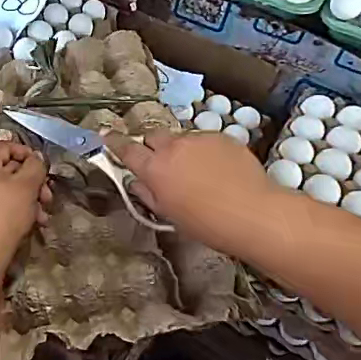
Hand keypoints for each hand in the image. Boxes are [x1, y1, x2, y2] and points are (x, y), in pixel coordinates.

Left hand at [0, 140, 49, 265]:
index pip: (6, 146)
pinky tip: (34, 220)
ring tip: (43, 213)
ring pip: (9, 187)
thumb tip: (36, 159)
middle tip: (47, 195)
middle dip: (33, 181)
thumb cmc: (5, 214)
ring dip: (30, 197)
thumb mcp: (27, 185)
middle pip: (9, 168)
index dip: (28, 154)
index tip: (43, 169)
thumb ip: (35, 166)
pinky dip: (19, 207)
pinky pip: (2, 202)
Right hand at [106, 130, 278, 252]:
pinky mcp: (222, 137)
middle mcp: (174, 147)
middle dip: (152, 147)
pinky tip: (218, 171)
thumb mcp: (169, 214)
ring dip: (180, 150)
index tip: (107, 136)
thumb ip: (148, 194)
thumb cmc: (207, 223)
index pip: (126, 149)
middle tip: (160, 164)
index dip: (114, 142)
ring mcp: (199, 139)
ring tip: (196, 173)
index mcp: (155, 168)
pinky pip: (205, 140)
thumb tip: (137, 181)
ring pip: (181, 138)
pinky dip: (204, 152)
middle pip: (153, 136)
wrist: (253, 213)